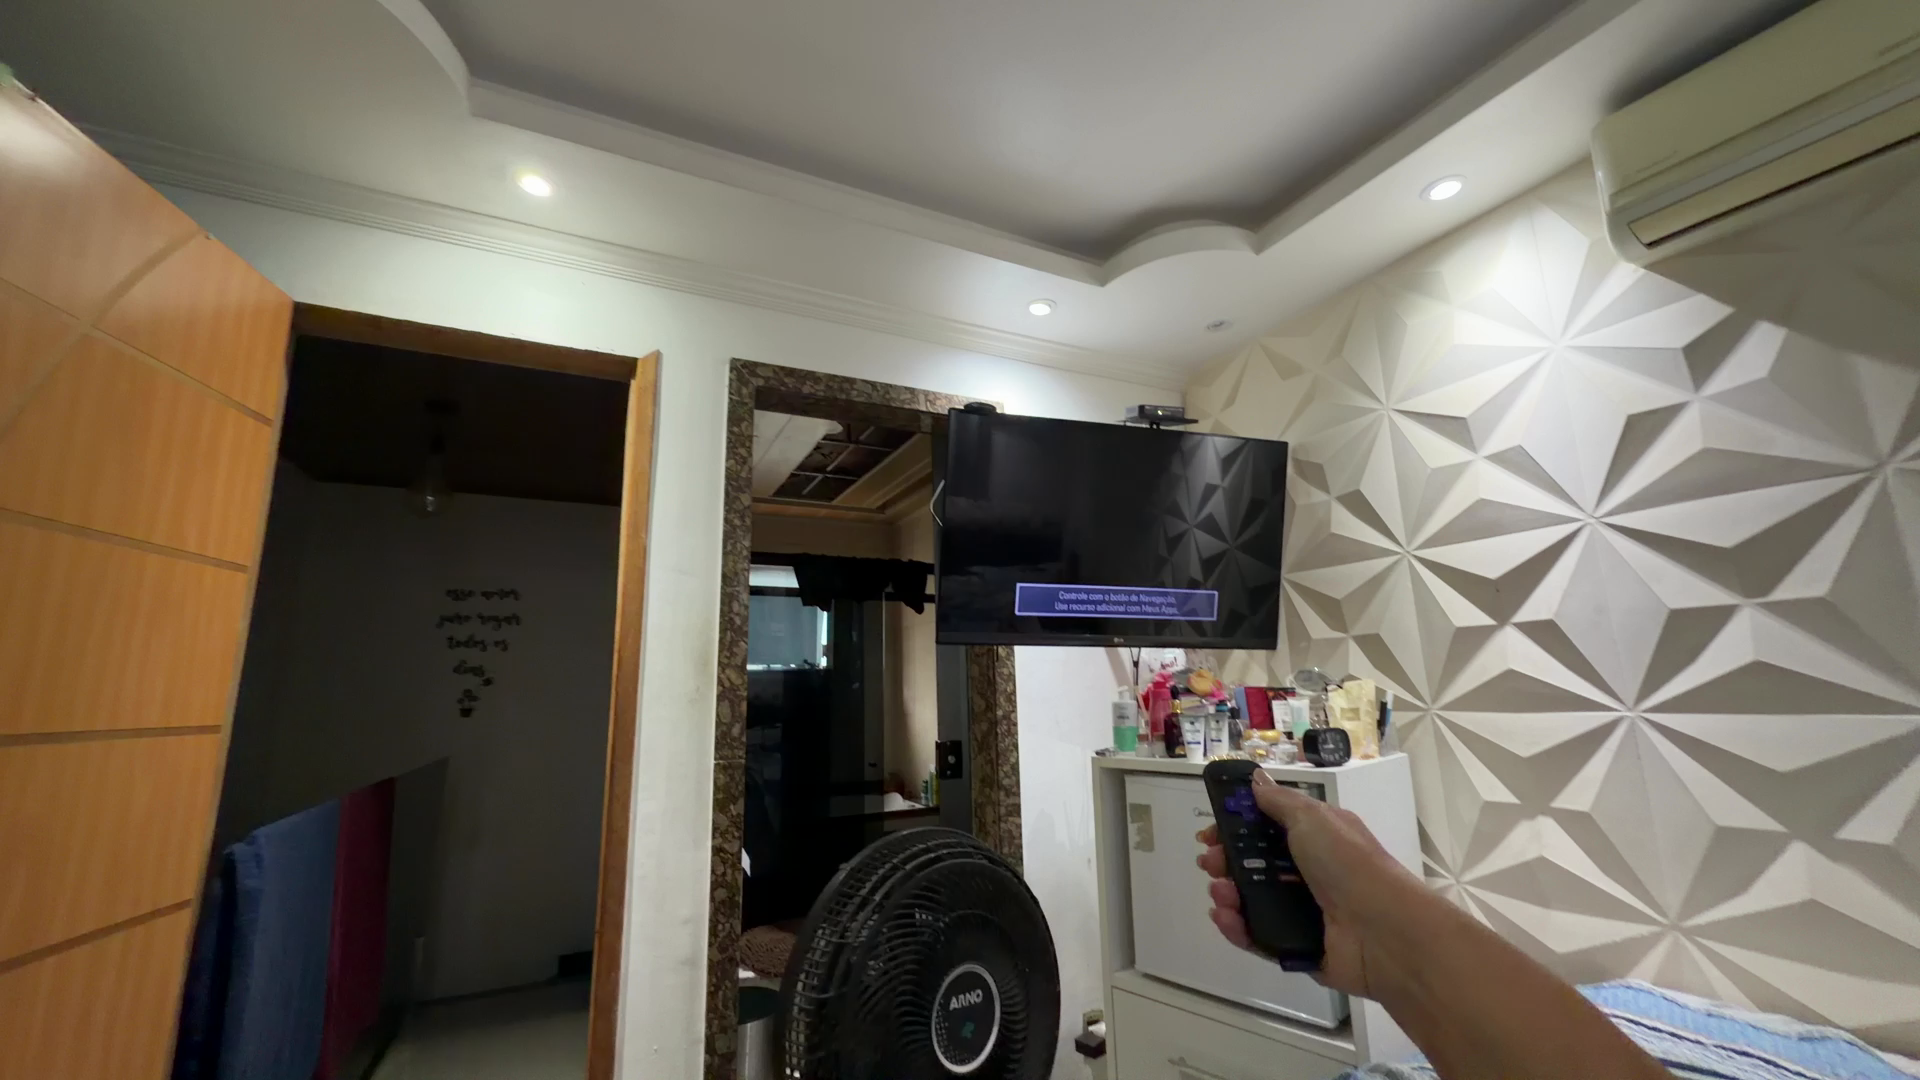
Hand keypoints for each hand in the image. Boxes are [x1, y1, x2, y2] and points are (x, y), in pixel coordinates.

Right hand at [1195, 768, 1418, 998]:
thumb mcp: (1313, 818)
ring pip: (1250, 899)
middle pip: (1252, 864)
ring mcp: (1301, 911)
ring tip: (1220, 892)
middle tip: (1209, 863)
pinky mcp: (1297, 945)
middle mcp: (1307, 873)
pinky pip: (1257, 934)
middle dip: (1224, 861)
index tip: (1210, 832)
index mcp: (1314, 839)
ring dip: (1226, 892)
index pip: (1264, 829)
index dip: (1234, 828)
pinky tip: (1224, 917)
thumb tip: (1256, 779)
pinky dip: (1236, 927)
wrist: (1386, 933)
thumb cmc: (1348, 864)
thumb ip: (1278, 800)